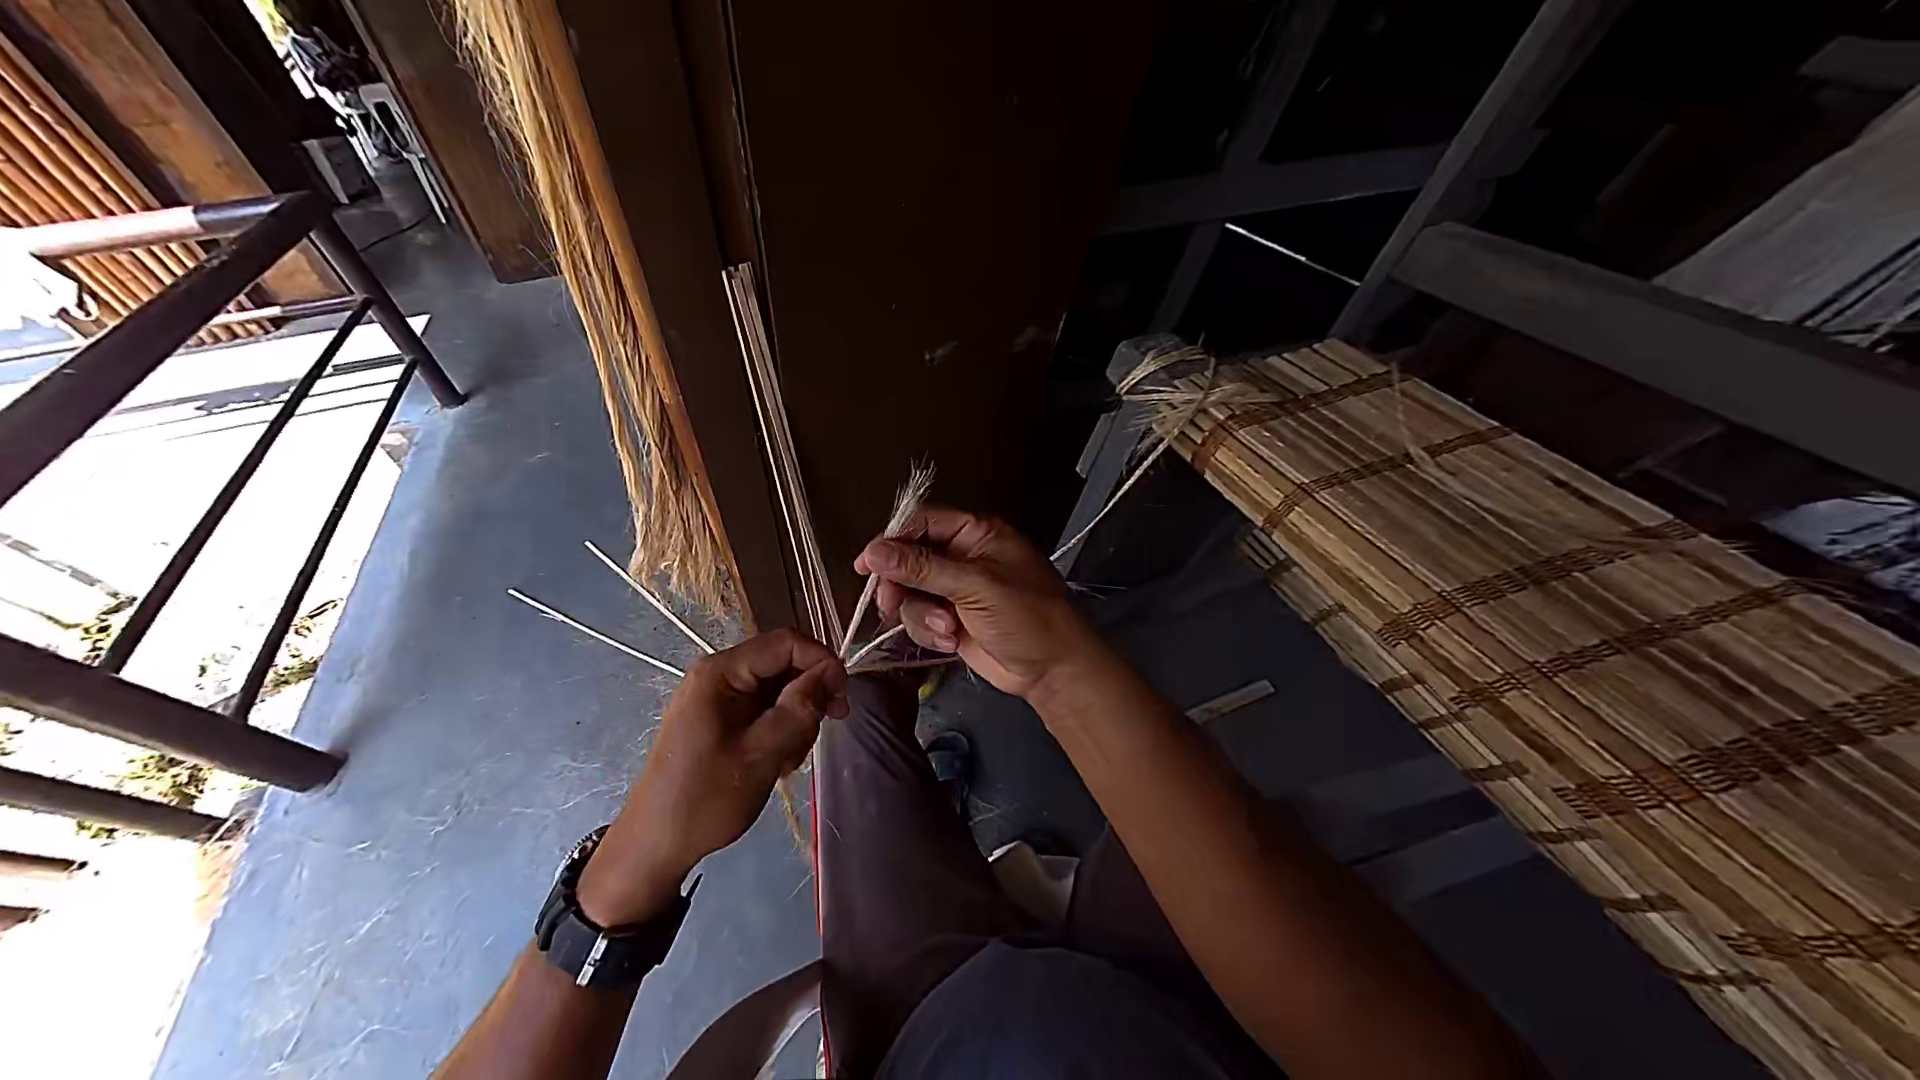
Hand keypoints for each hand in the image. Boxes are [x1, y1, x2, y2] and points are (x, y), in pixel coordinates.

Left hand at [577, 629, 847, 926]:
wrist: (654, 846)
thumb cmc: (705, 798)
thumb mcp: (763, 753)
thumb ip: (801, 707)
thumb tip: (833, 673)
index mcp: (721, 672)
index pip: (786, 642)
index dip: (822, 661)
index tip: (843, 697)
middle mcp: (719, 675)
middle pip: (784, 664)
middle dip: (810, 694)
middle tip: (826, 728)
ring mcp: (719, 698)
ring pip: (779, 689)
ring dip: (796, 718)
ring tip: (790, 758)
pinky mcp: (721, 719)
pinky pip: (764, 709)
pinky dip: (781, 730)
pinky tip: (778, 761)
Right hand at [855, 506, 1109, 699]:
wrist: (1052, 669)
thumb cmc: (1029, 617)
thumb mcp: (975, 586)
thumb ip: (923, 568)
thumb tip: (876, 551)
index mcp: (976, 534)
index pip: (922, 523)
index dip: (892, 540)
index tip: (867, 563)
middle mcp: (963, 557)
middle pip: (908, 559)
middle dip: (901, 584)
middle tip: (893, 602)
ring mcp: (955, 591)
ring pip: (910, 594)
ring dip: (921, 615)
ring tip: (947, 629)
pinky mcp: (951, 620)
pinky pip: (920, 619)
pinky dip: (929, 632)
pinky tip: (951, 641)